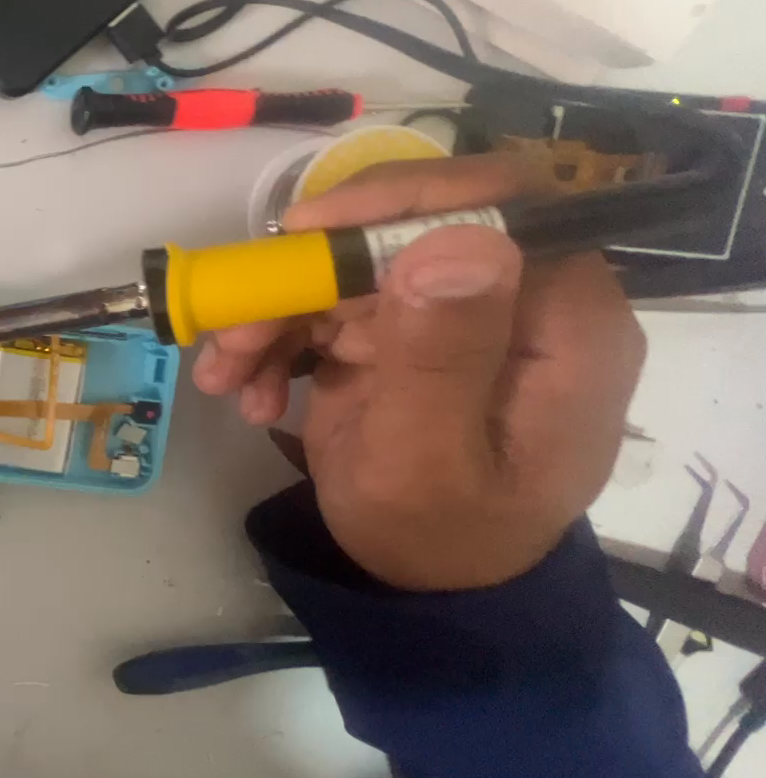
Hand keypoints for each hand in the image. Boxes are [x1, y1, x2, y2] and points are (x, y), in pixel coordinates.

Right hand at [194, 157, 645, 590]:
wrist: (417, 578)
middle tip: (235, 325)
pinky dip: (268, 347)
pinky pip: (314, 312)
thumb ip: (443, 356)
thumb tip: (455, 244)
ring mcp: (436, 318)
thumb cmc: (440, 530)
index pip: (499, 206)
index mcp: (555, 324)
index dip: (400, 199)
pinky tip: (247, 394)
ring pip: (336, 272)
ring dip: (265, 318)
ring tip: (222, 376)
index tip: (305, 233)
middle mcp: (499, 303)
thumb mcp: (431, 456)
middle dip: (298, 277)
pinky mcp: (386, 337)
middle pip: (391, 235)